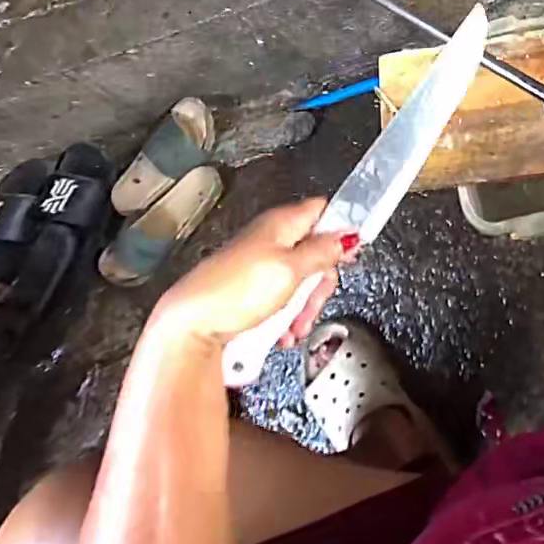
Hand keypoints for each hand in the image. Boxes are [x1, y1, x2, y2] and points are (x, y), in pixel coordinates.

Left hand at [150, 198, 356, 348]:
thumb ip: (322, 252)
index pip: (323, 211)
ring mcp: (261, 264)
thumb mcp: (290, 271)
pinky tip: (281, 332)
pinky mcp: (251, 288)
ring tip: (294, 326)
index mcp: (281, 223)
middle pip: (315, 252)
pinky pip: (281, 299)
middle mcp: (271, 238)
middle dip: (319, 283)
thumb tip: (347, 236)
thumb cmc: (234, 291)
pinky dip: (285, 317)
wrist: (192, 324)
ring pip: (300, 280)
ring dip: (303, 307)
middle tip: (312, 300)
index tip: (350, 253)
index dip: (341, 229)